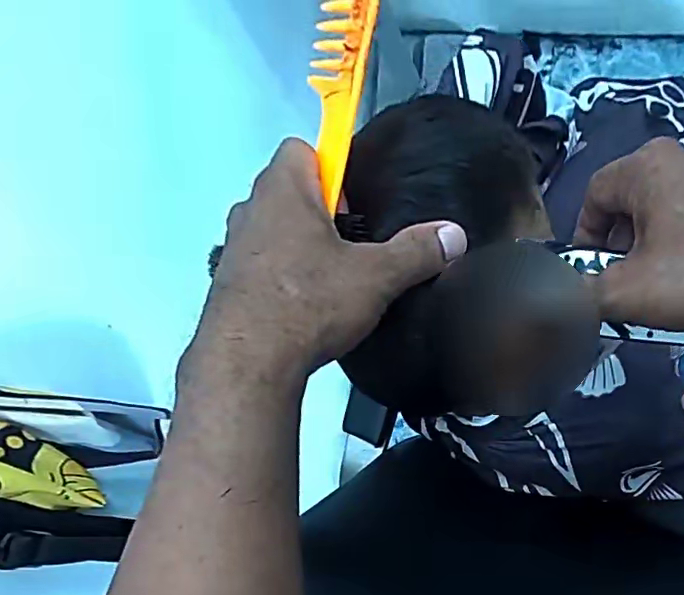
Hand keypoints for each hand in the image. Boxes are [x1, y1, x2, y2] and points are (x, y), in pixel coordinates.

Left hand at [189, 138, 467, 386]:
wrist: (251, 357)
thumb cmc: (307, 304)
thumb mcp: (377, 276)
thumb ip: (416, 252)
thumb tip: (452, 236)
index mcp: (285, 189)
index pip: (303, 148)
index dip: (334, 171)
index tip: (356, 205)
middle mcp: (252, 208)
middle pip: (293, 194)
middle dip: (324, 216)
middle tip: (354, 251)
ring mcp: (236, 246)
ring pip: (278, 233)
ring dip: (304, 250)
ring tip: (333, 286)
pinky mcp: (231, 283)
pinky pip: (266, 268)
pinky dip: (287, 281)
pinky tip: (310, 311)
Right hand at [573, 138, 683, 333]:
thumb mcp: (626, 292)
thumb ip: (586, 294)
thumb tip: (571, 298)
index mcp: (646, 165)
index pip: (594, 193)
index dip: (583, 237)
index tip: (589, 274)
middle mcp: (683, 157)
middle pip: (631, 202)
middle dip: (619, 247)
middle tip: (623, 285)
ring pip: (666, 214)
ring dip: (652, 251)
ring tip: (660, 290)